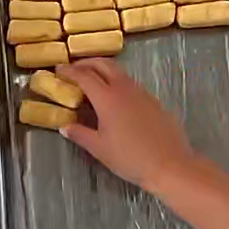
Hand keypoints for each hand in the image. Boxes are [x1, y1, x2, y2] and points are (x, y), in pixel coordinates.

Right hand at [56, 58, 202, 192]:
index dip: (69, 71)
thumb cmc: (130, 158)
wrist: (170, 165)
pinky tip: (114, 97)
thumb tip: (65, 126)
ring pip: (119, 72)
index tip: (58, 70)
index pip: (84, 76)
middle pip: (103, 64)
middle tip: (74, 69)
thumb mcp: (99, 148)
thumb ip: (80, 134)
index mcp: (107, 98)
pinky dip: (116, 81)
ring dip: (102, 70)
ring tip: (92, 80)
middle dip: (86, 63)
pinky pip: (130, 83)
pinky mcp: (153, 100)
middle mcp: (124, 89)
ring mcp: (142, 93)